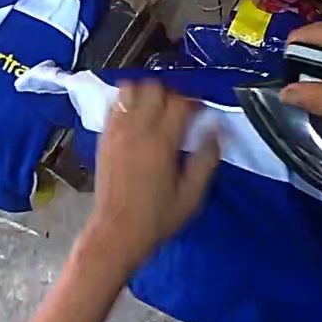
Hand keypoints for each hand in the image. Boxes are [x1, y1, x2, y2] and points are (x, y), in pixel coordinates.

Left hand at [86, 81, 220, 263]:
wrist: (116, 233)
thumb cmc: (157, 217)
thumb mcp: (193, 193)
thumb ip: (207, 157)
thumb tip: (217, 129)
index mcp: (161, 143)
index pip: (180, 102)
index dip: (195, 102)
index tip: (201, 112)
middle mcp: (136, 132)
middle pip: (154, 88)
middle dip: (171, 94)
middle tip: (180, 110)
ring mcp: (116, 133)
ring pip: (130, 90)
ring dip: (147, 93)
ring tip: (157, 109)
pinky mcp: (104, 139)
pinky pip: (114, 105)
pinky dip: (128, 102)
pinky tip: (138, 117)